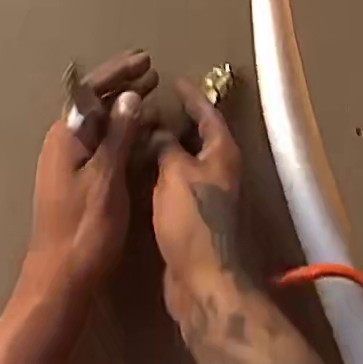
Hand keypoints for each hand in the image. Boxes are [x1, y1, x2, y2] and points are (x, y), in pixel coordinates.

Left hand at [18, 50, 156, 301]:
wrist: (59, 280)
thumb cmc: (84, 229)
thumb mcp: (107, 178)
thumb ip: (118, 134)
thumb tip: (130, 95)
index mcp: (66, 134)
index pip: (92, 89)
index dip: (118, 72)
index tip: (145, 61)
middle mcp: (64, 140)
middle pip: (94, 100)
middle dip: (122, 83)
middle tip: (150, 69)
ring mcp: (68, 158)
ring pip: (99, 119)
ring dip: (123, 104)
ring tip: (150, 91)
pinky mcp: (76, 176)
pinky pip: (100, 138)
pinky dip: (121, 127)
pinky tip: (140, 128)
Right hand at [150, 82, 339, 363]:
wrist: (204, 282)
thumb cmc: (193, 219)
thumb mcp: (175, 172)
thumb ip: (164, 144)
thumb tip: (156, 128)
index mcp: (222, 152)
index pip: (207, 113)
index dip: (190, 95)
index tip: (174, 80)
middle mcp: (221, 170)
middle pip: (198, 136)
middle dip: (176, 120)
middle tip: (149, 105)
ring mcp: (210, 195)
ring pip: (186, 160)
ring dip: (166, 147)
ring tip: (139, 132)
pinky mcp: (196, 217)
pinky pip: (178, 182)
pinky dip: (162, 172)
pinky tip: (141, 168)